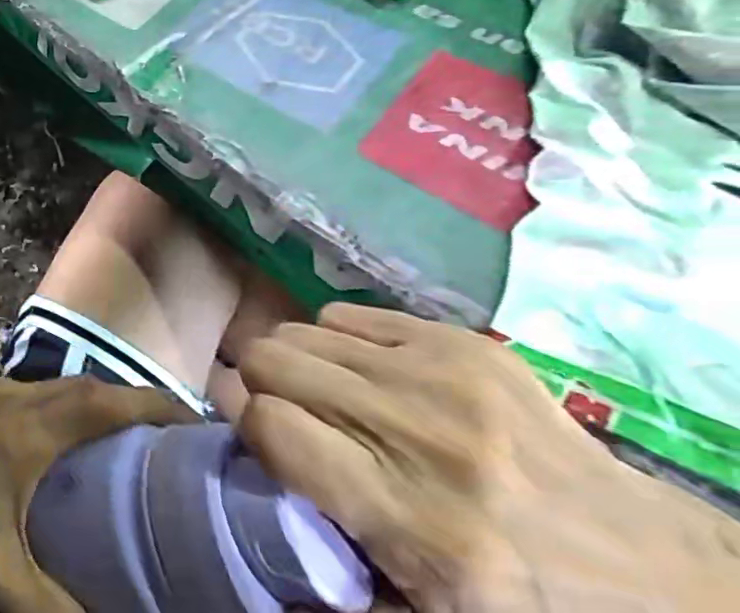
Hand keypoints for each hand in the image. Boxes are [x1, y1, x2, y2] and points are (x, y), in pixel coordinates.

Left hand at [0, 374, 195, 612]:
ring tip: (124, 434)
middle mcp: (6, 395)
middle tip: (171, 432)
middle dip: (129, 402)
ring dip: (90, 400)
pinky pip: (25, 387)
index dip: (151, 405)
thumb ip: (56, 608)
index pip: (101, 403)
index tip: (194, 418)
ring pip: (51, 384)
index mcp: (22, 430)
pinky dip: (55, 403)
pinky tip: (60, 433)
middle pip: (82, 386)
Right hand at [241, 303, 739, 611]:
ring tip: (338, 401)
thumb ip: (310, 548)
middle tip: (297, 418)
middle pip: (268, 360)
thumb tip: (235, 470)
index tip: (273, 450)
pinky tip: (376, 379)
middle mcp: (424, 438)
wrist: (662, 579)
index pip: (266, 423)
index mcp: (413, 519)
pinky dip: (341, 343)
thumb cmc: (517, 602)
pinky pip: (343, 314)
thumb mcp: (409, 610)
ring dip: (300, 365)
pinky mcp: (467, 346)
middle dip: (266, 388)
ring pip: (296, 331)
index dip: (255, 433)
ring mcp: (448, 380)